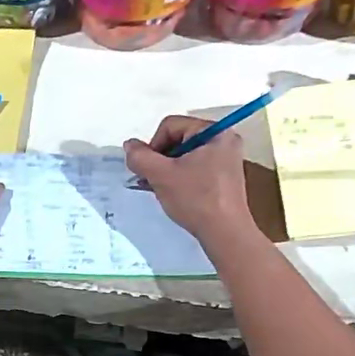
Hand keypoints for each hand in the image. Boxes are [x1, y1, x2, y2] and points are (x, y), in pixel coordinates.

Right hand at [123, 116, 259, 247]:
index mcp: (215, 132)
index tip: (148, 168)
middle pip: (177, 139)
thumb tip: (129, 144)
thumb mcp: (160, 175)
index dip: (153, 145)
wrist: (224, 230)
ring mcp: (225, 158)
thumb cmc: (195, 198)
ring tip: (157, 187)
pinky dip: (177, 176)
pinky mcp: (223, 175)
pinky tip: (170, 191)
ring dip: (165, 169)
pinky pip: (193, 166)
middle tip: (150, 179)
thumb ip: (140, 156)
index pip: (171, 125)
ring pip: (183, 155)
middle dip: (159, 158)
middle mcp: (224, 140)